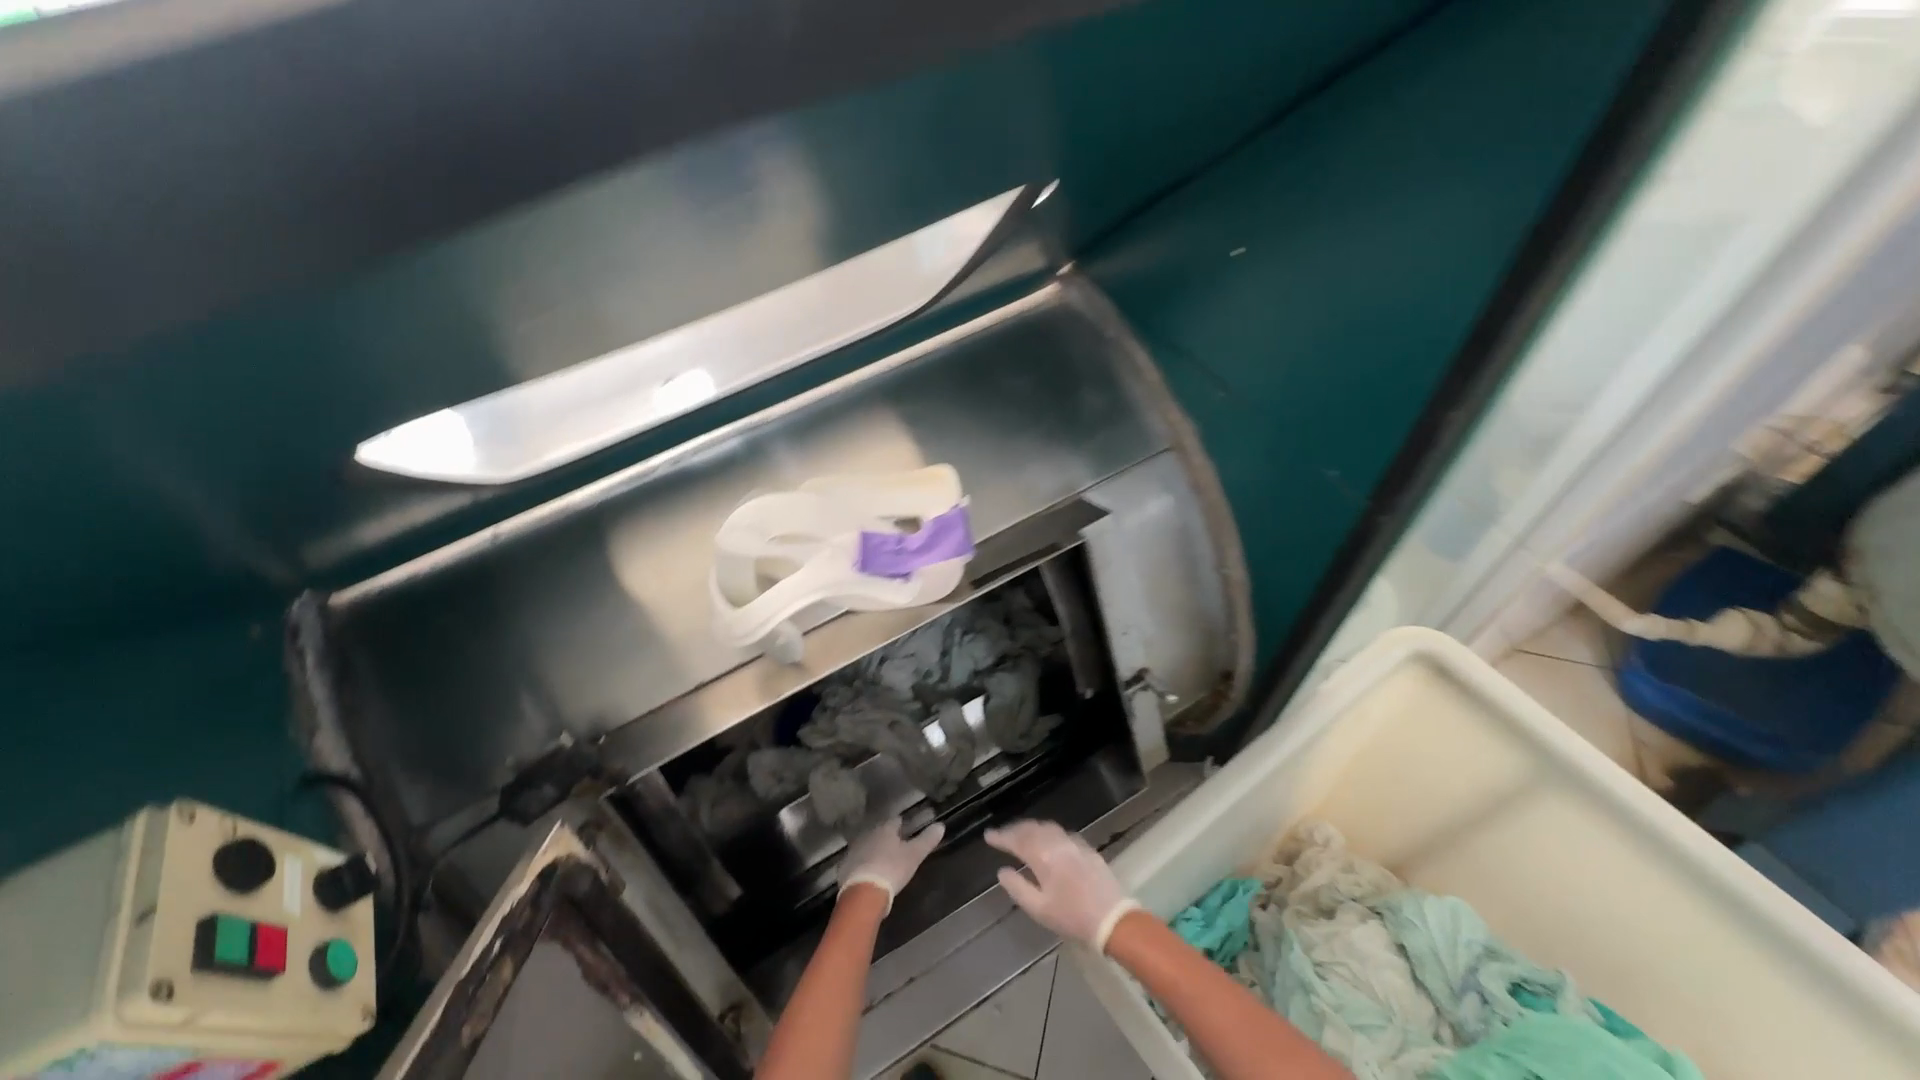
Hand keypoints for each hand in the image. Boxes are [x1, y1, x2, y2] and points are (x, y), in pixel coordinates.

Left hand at [838, 816, 943, 912]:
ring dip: (873, 850)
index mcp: (885, 830)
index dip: (901, 824)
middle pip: (878, 832)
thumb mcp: (915, 855)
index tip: (906, 827)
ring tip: (881, 859)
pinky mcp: (844, 868)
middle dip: (886, 837)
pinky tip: (866, 873)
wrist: (863, 892)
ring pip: (866, 846)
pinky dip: (862, 864)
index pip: (894, 821)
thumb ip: (927, 840)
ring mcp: (853, 851)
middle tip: (895, 845)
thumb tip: (940, 825)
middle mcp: (867, 835)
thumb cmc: (892, 869)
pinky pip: (856, 862)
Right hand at [985, 819, 1140, 952]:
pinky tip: (1048, 841)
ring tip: (1021, 835)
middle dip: (1015, 829)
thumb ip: (1018, 887)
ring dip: (1032, 828)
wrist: (1113, 919)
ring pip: (1049, 828)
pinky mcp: (1088, 850)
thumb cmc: (1072, 918)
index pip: (1017, 840)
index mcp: (1044, 857)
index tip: (988, 835)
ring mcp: (1076, 845)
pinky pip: (1063, 834)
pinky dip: (1049, 833)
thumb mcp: (1039, 909)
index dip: (1001, 837)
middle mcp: (1059, 844)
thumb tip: (1002, 871)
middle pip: (1033, 829)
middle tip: (1002, 834)